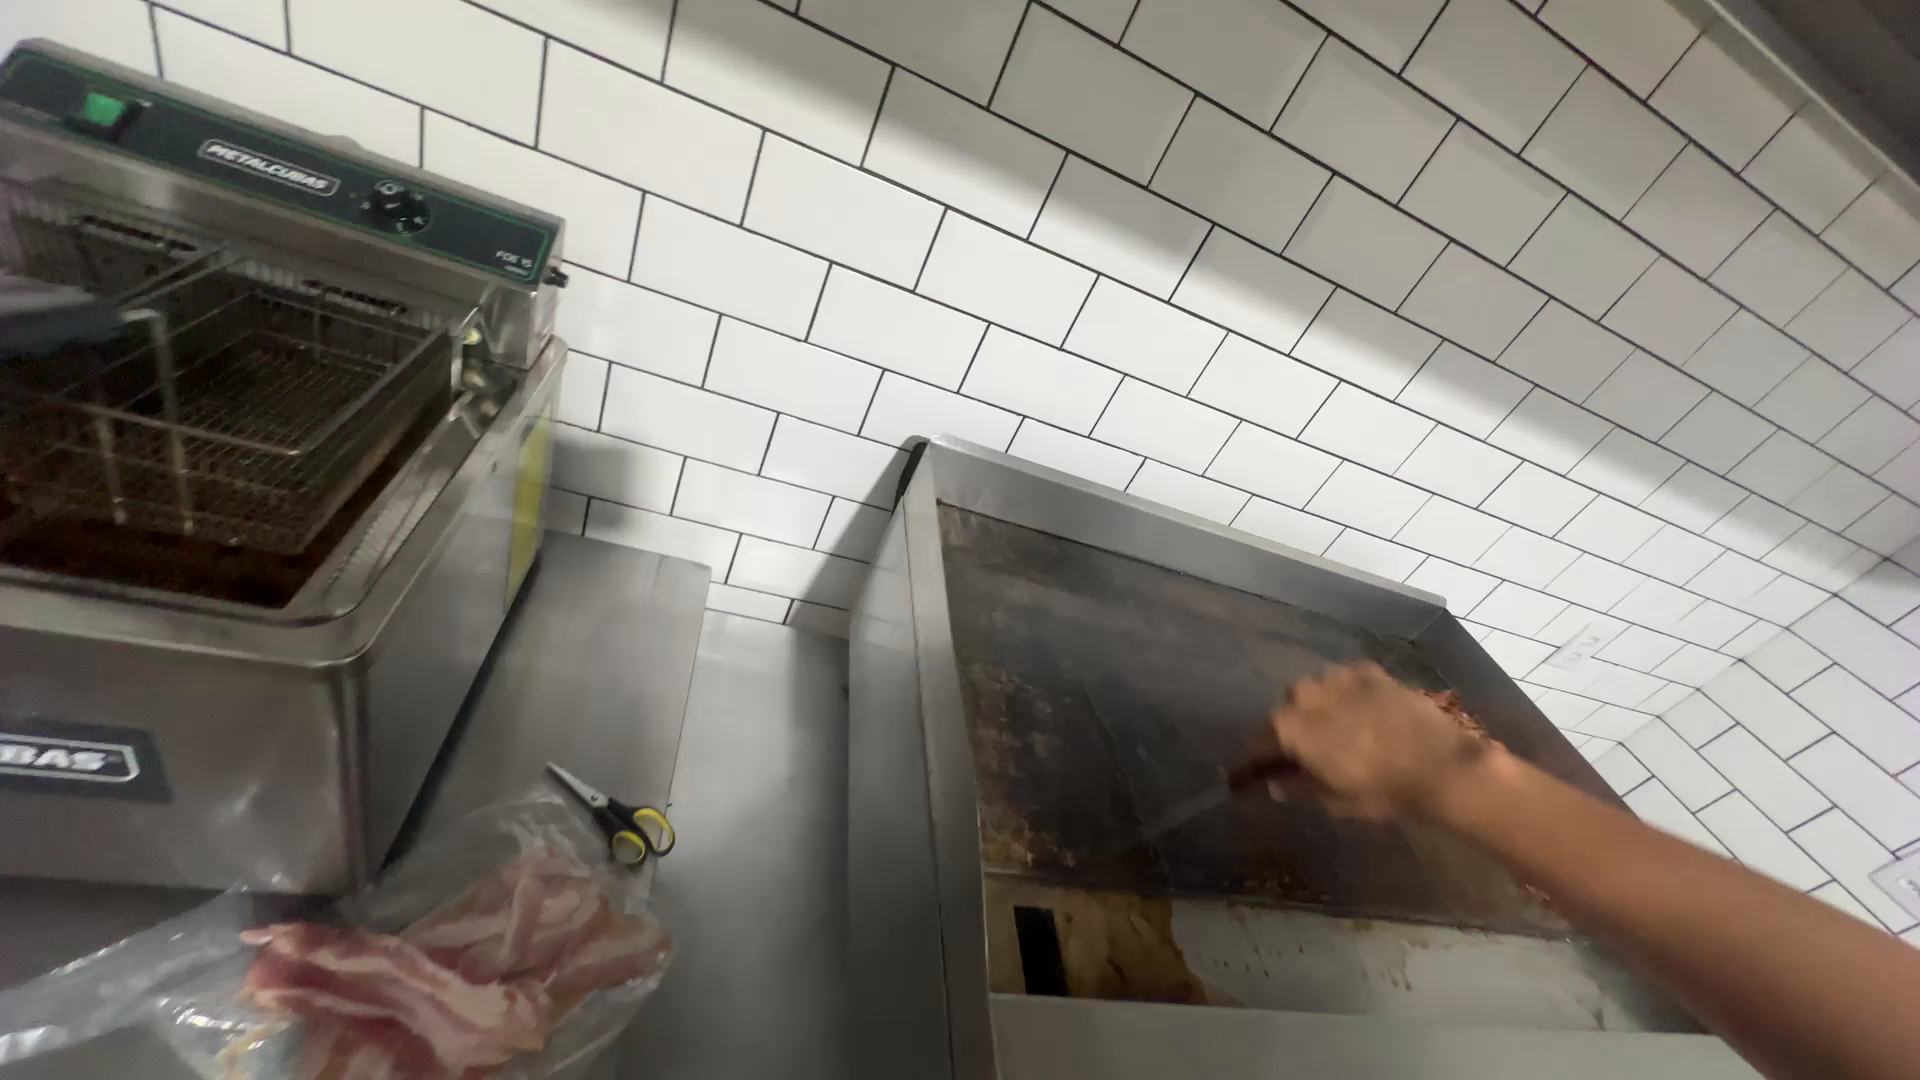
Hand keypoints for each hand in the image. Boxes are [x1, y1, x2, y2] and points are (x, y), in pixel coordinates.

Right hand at [1268, 662, 1490, 820]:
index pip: (1260, 743)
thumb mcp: (1334, 799)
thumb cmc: (1380, 788)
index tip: (1267, 771)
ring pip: (1315, 691)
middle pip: (1287, 711)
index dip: (1262, 760)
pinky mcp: (1365, 670)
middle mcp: (1302, 694)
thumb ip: (1297, 787)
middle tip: (1314, 750)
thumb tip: (1274, 785)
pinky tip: (1365, 710)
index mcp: (1287, 726)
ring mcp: (1335, 676)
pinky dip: (1348, 694)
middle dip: (1294, 728)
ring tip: (1342, 726)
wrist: (1441, 765)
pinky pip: (1345, 681)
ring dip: (1320, 706)